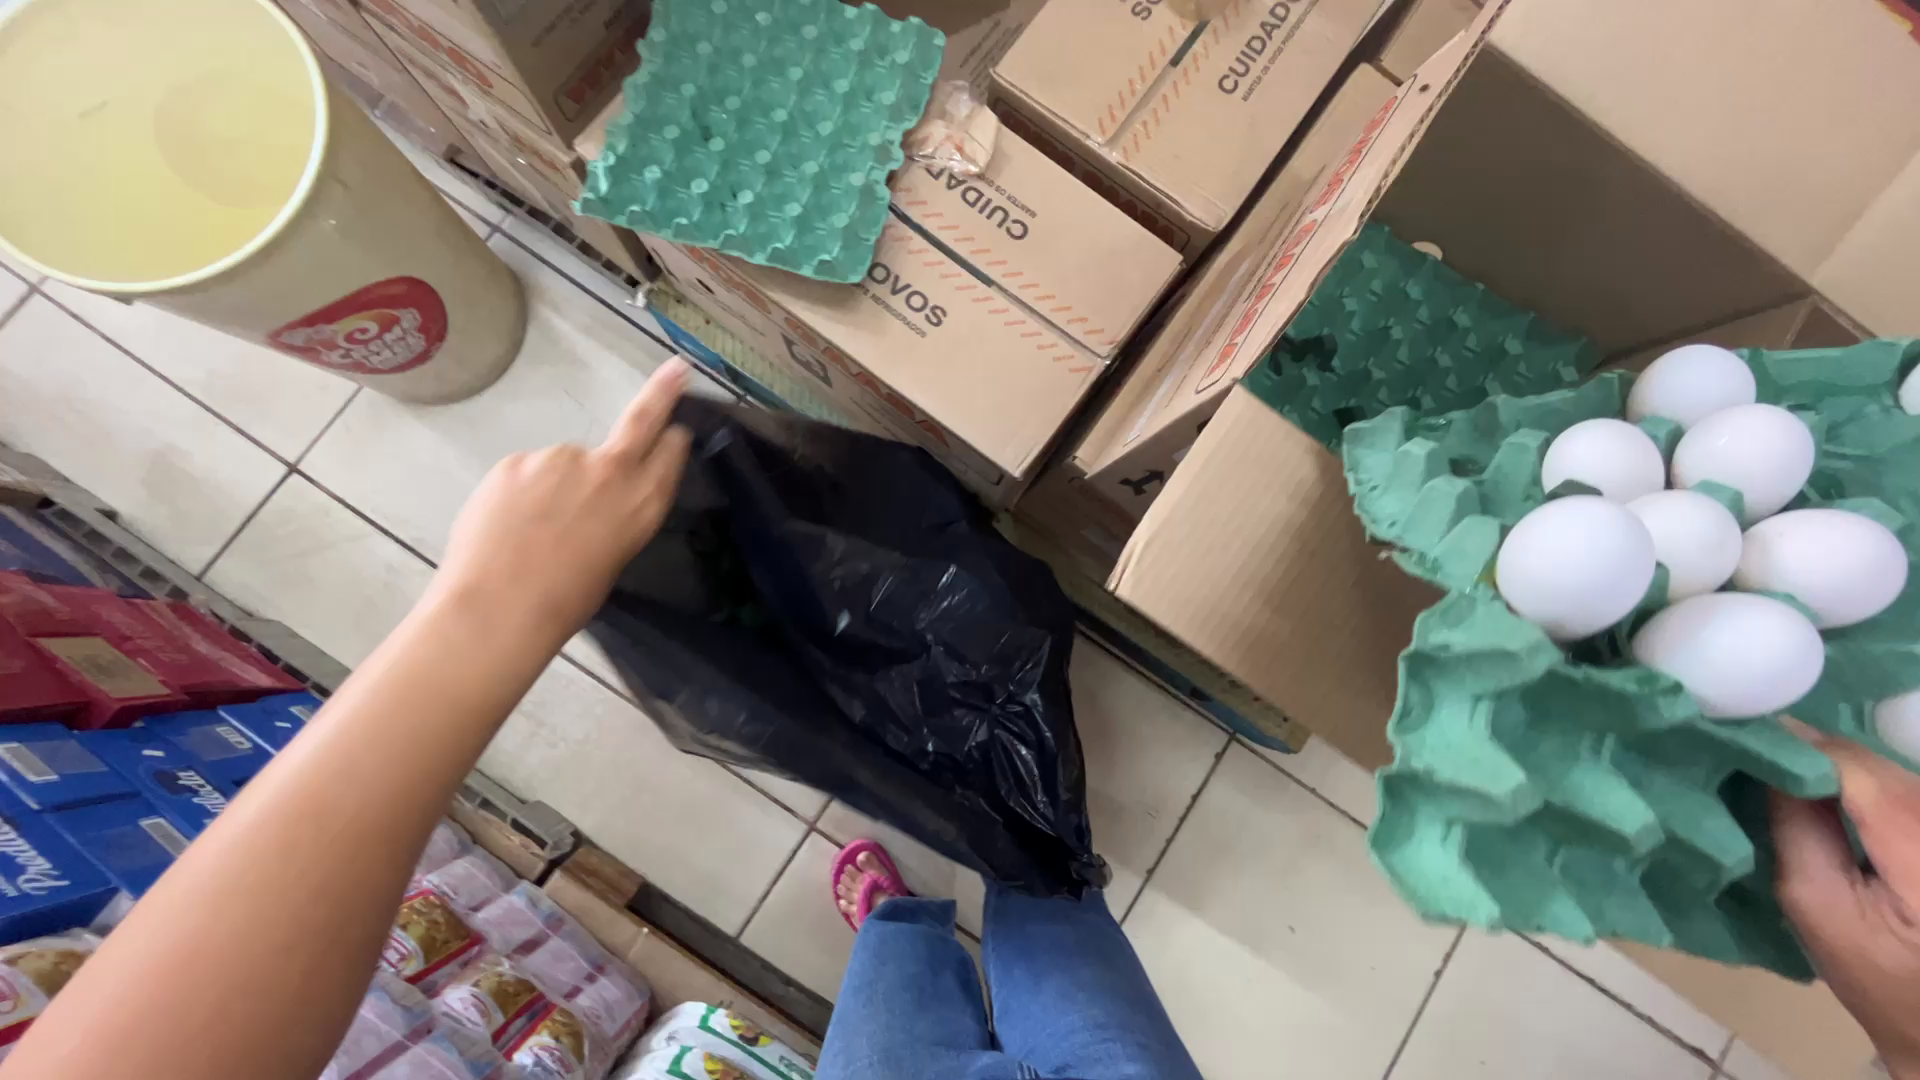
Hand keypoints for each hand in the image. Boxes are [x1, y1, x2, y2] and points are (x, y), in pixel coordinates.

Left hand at [433, 359, 693, 640]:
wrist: (500, 606)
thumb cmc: (566, 599)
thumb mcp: (612, 556)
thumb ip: (613, 515)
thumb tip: (594, 500)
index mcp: (644, 503)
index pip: (670, 453)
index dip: (672, 439)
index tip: (676, 428)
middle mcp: (612, 471)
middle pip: (642, 420)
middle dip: (662, 392)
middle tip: (675, 370)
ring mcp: (562, 459)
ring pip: (565, 462)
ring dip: (556, 483)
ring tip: (533, 527)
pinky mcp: (518, 459)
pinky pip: (526, 472)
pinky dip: (521, 492)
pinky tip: (509, 522)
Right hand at [1773, 733, 1919, 1078]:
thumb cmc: (1875, 978)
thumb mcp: (1815, 904)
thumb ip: (1796, 827)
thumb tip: (1771, 760)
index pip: (1866, 779)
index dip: (1806, 747)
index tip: (1743, 730)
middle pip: (1888, 773)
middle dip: (1822, 754)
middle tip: (1755, 743)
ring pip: (1903, 777)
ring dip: (1845, 766)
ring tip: (1788, 765)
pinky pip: (1912, 796)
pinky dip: (1871, 784)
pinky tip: (1834, 790)